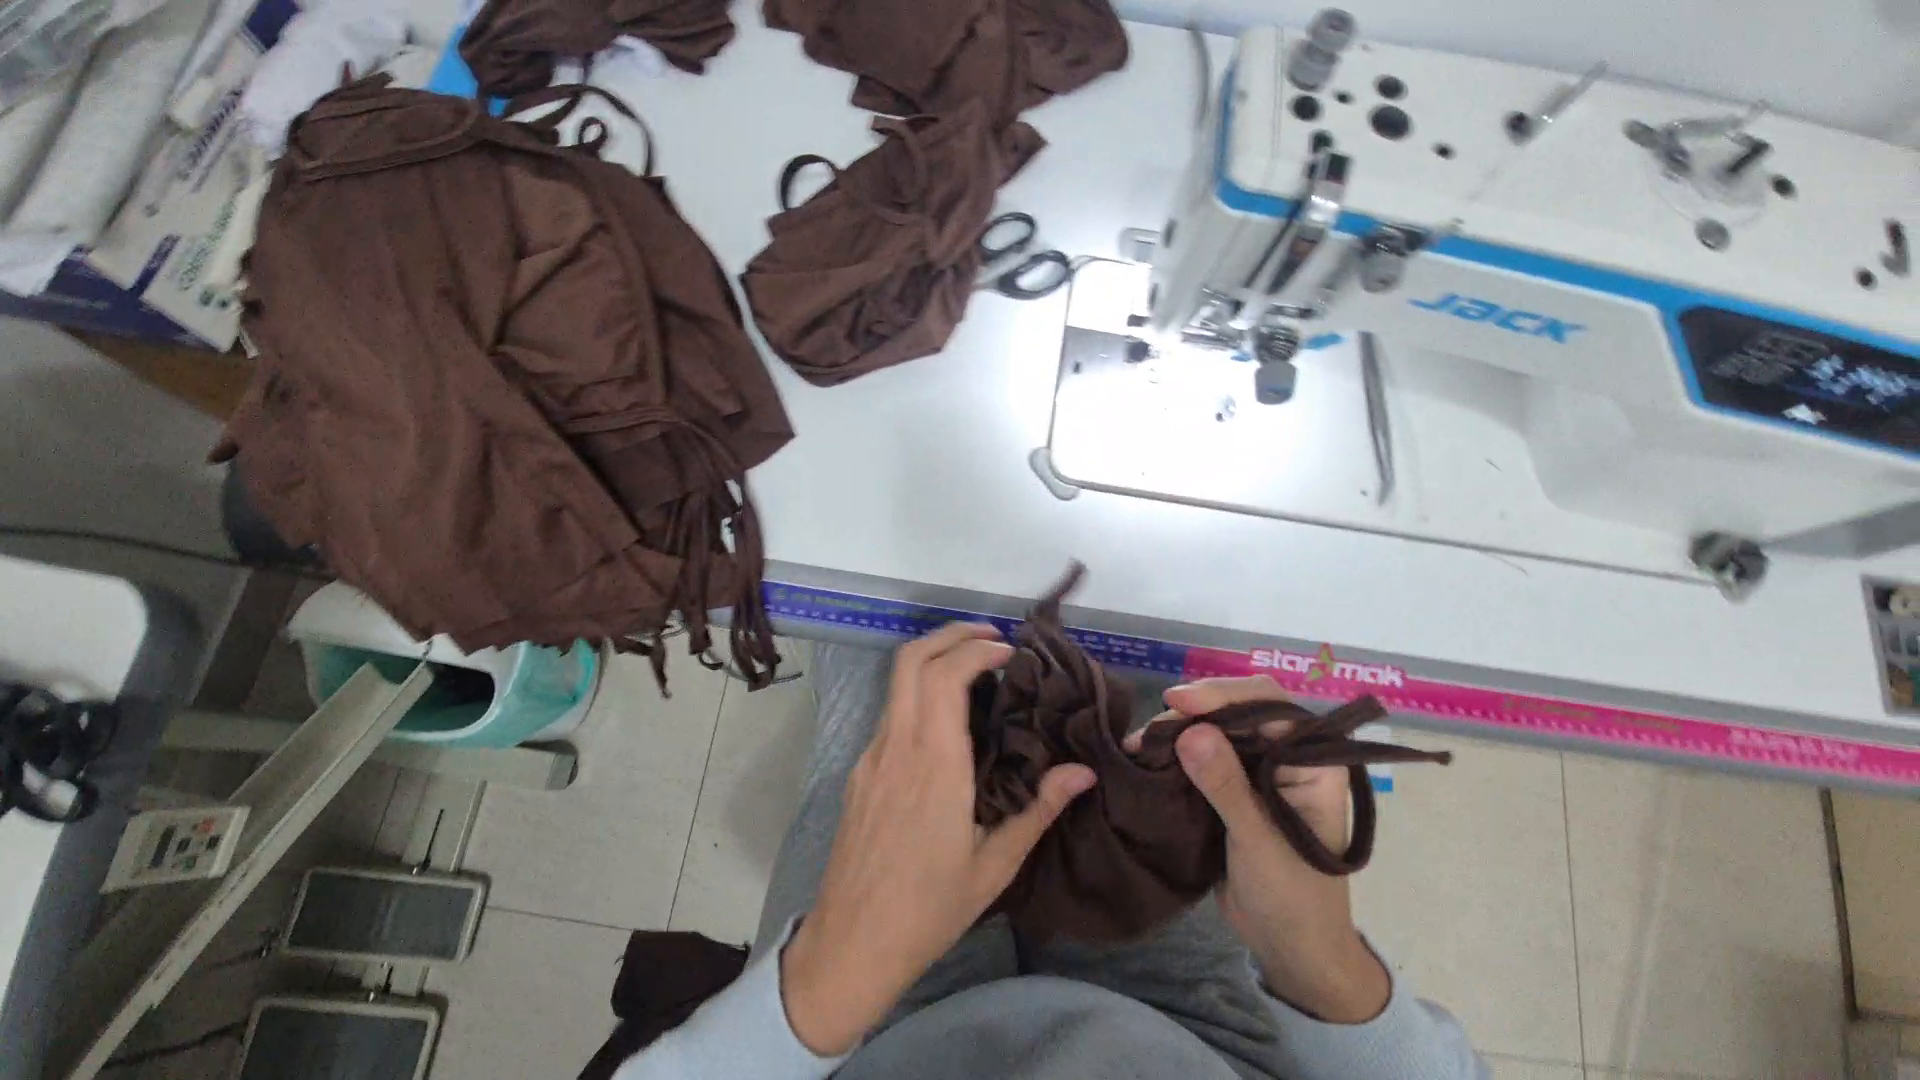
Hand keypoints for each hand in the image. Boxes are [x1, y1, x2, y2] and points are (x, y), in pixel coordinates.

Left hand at [781, 623, 1097, 1054]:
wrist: (851, 945)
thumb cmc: (929, 909)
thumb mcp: (994, 865)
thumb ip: (1038, 810)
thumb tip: (1083, 771)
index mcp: (933, 765)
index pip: (945, 677)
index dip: (975, 650)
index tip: (1009, 652)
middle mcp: (896, 748)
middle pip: (910, 661)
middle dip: (950, 636)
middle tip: (992, 639)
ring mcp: (870, 758)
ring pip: (896, 685)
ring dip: (932, 661)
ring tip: (976, 672)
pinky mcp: (859, 773)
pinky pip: (891, 715)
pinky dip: (919, 694)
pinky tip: (947, 721)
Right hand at [1124, 675, 1390, 1023]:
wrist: (1290, 948)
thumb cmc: (1293, 896)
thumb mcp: (1259, 841)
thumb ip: (1227, 786)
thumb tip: (1190, 731)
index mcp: (1312, 761)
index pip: (1268, 705)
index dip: (1223, 695)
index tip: (1176, 701)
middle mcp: (1286, 756)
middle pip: (1236, 713)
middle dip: (1192, 714)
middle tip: (1149, 731)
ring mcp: (1257, 772)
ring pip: (1214, 732)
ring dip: (1176, 734)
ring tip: (1138, 744)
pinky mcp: (1231, 790)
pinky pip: (1200, 759)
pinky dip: (1173, 756)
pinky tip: (1145, 758)